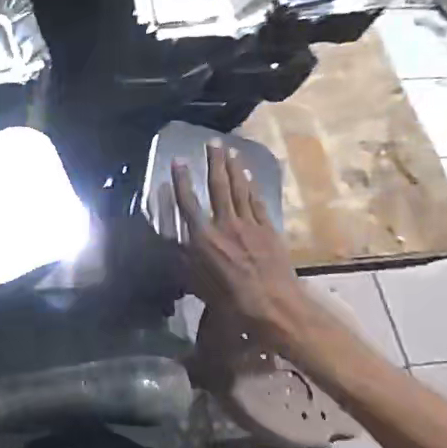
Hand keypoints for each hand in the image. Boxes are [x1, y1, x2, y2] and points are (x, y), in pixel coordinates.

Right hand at [171, 140, 309, 347]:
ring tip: (231, 151)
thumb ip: (184, 260)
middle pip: (218, 187)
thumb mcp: (197, 284)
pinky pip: (258, 202)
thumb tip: (173, 244)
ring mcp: (250, 224)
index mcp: (203, 238)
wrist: (273, 305)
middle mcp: (225, 224)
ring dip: (235, 168)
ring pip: (240, 189)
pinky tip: (250, 177)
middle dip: (214, 163)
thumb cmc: (229, 300)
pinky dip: (253, 187)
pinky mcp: (268, 229)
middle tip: (212, 142)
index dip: (182, 181)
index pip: (188, 202)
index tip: (178, 161)